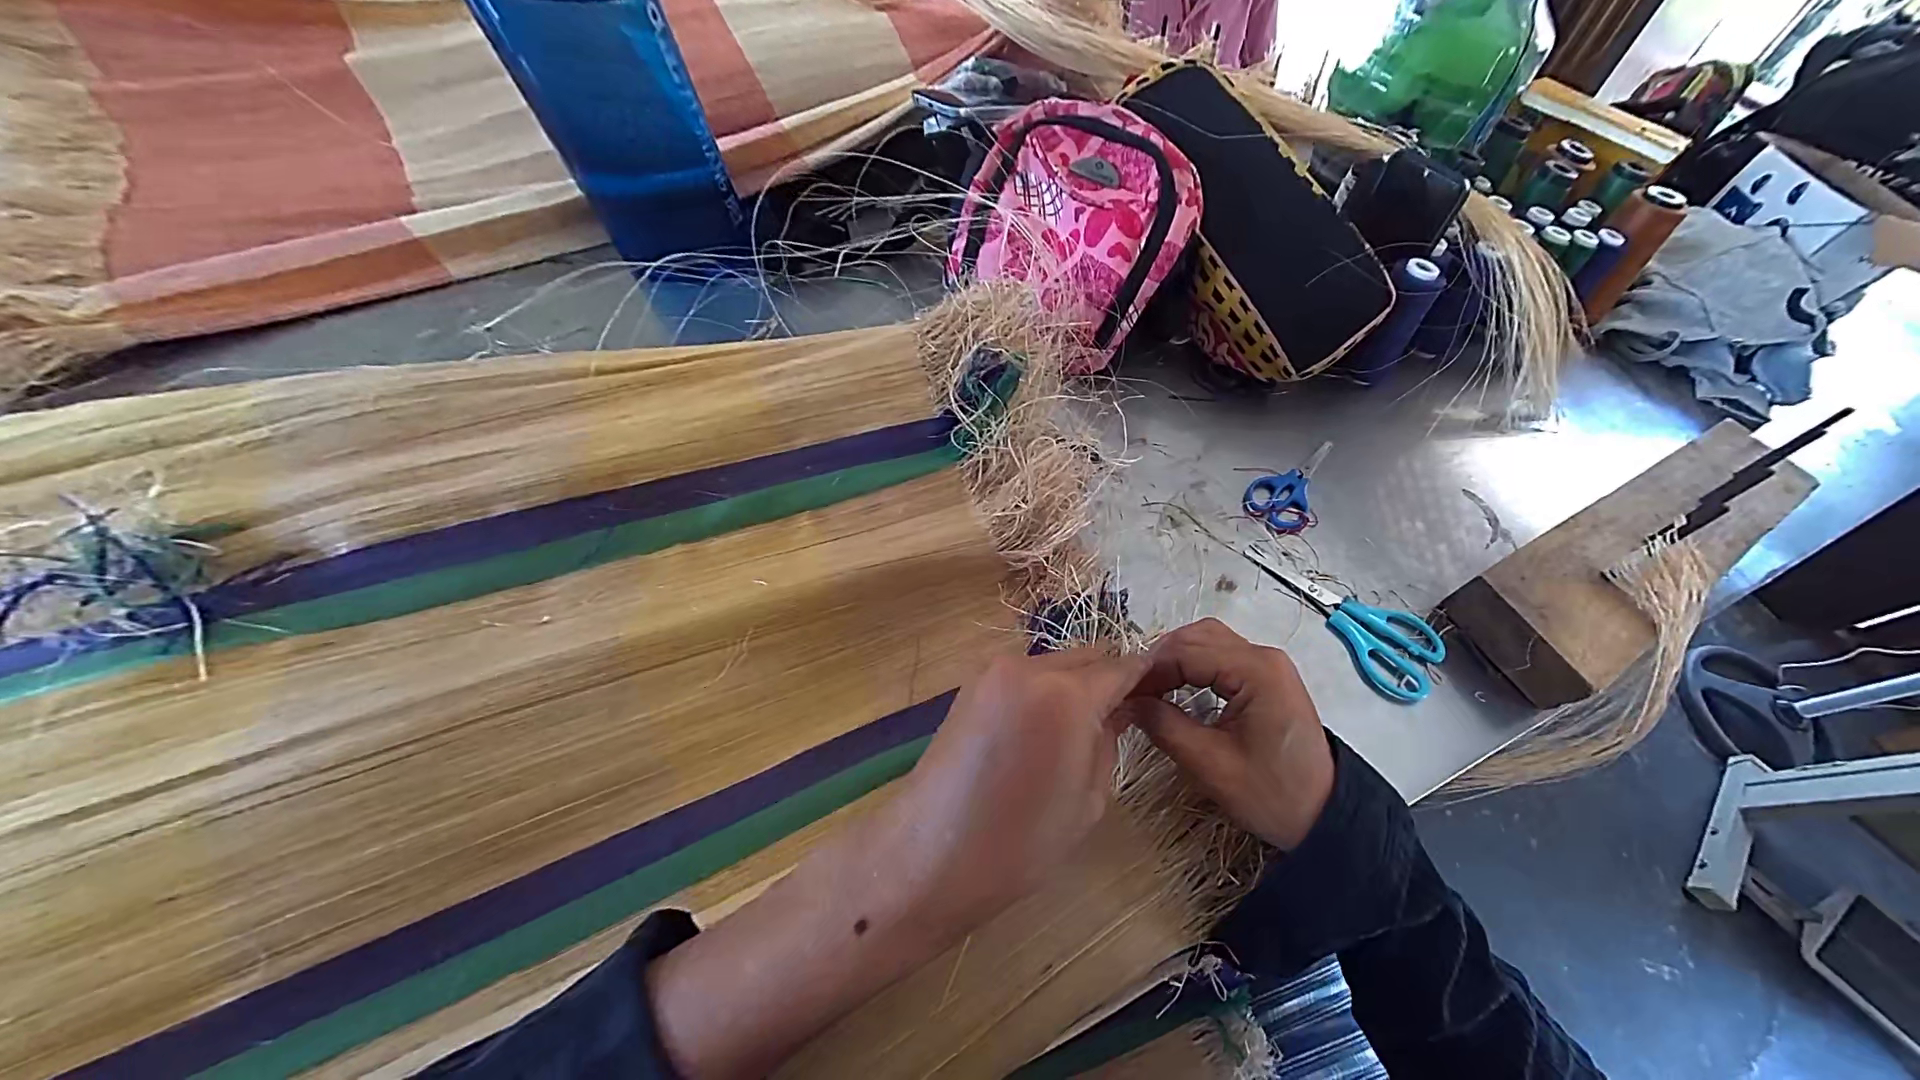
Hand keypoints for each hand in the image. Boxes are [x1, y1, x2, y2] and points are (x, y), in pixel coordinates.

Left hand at [874, 648, 1150, 935]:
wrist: (931, 852)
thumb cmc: (1020, 841)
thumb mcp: (1088, 798)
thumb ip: (1110, 740)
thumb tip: (1120, 708)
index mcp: (1066, 693)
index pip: (1122, 667)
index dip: (1144, 679)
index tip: (1160, 694)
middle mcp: (1028, 666)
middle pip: (1086, 656)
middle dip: (1107, 679)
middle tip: (1118, 719)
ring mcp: (993, 670)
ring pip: (1054, 663)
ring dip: (1072, 684)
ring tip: (1073, 731)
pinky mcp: (970, 684)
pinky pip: (1023, 675)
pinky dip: (1041, 690)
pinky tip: (1038, 730)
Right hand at [1123, 618, 1333, 849]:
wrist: (1326, 818)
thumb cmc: (1272, 795)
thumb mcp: (1210, 765)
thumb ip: (1164, 725)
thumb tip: (1128, 702)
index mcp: (1256, 672)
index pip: (1186, 652)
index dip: (1149, 670)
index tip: (1122, 694)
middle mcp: (1263, 657)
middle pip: (1196, 637)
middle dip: (1159, 660)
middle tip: (1134, 690)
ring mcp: (1267, 665)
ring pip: (1207, 641)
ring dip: (1174, 659)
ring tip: (1150, 689)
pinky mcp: (1265, 678)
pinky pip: (1220, 657)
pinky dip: (1191, 666)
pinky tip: (1175, 688)